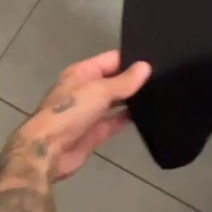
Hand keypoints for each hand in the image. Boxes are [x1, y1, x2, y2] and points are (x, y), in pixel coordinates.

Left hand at [5, 50, 151, 182]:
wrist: (48, 151)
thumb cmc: (70, 112)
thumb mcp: (99, 91)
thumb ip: (124, 81)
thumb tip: (146, 66)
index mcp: (82, 73)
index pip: (112, 60)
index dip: (132, 60)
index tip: (157, 62)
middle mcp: (86, 89)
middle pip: (114, 80)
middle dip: (134, 80)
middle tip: (163, 78)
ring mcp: (90, 111)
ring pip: (116, 101)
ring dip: (132, 100)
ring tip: (160, 94)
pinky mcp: (94, 132)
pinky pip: (115, 121)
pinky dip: (127, 118)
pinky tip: (147, 115)